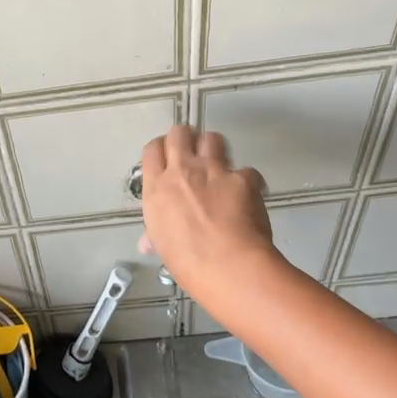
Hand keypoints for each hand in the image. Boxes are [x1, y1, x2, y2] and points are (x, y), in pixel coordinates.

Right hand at [138, 126, 278, 298]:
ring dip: (214, 148)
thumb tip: (146, 243)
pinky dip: (248, 181)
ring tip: (218, 163)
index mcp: (157, 188)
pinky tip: (249, 195)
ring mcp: (215, 171)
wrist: (226, 264)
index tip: (167, 158)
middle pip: (180, 133)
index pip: (153, 150)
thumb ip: (155, 236)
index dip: (161, 149)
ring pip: (212, 138)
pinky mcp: (244, 177)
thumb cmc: (186, 261)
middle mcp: (183, 171)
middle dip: (186, 138)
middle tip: (192, 153)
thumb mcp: (162, 246)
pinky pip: (247, 170)